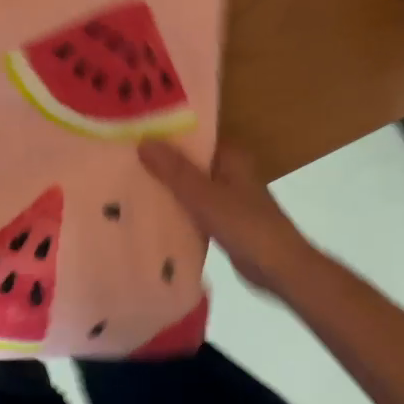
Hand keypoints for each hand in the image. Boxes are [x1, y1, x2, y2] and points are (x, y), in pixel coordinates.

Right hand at [138, 140, 315, 294]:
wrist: (281, 270)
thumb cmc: (246, 226)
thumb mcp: (205, 196)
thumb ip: (174, 170)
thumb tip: (143, 140)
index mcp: (230, 155)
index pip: (192, 135)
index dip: (164, 134)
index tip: (132, 133)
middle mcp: (229, 170)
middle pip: (188, 160)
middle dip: (160, 161)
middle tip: (122, 158)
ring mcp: (227, 196)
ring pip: (189, 185)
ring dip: (167, 186)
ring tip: (127, 181)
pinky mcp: (224, 220)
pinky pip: (194, 207)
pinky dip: (176, 208)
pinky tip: (149, 212)